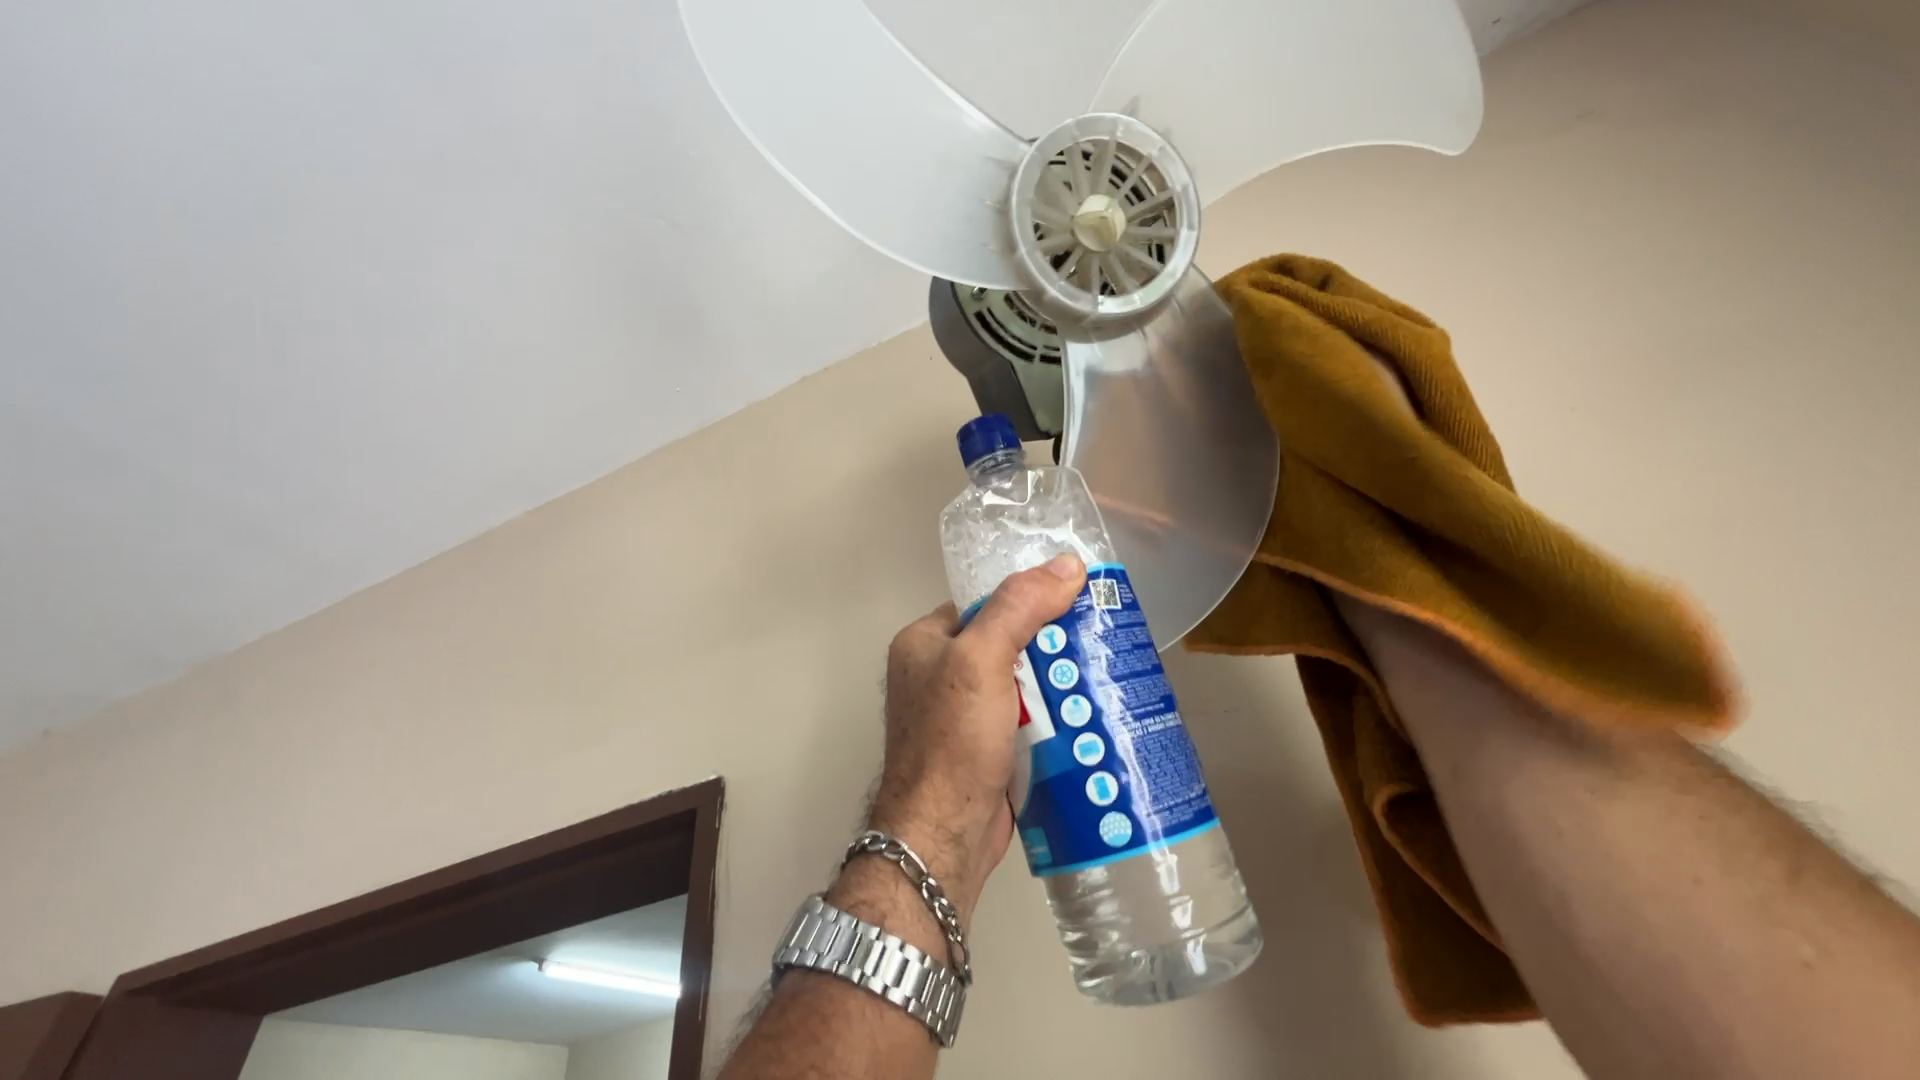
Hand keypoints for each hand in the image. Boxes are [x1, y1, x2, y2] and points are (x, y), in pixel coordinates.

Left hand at [866, 554, 1086, 920]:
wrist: (945, 835)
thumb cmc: (953, 740)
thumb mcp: (982, 659)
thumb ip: (1019, 608)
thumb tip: (1067, 563)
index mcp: (924, 643)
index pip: (983, 604)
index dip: (1028, 600)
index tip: (1076, 601)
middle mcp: (938, 676)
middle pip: (1007, 643)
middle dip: (1051, 646)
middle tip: (1100, 640)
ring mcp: (962, 717)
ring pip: (1021, 684)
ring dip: (1058, 684)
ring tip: (1107, 675)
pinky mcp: (985, 750)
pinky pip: (1026, 720)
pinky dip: (1053, 718)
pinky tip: (1090, 715)